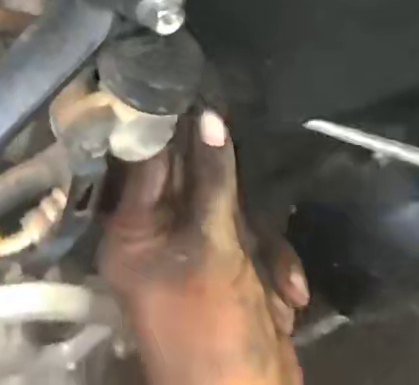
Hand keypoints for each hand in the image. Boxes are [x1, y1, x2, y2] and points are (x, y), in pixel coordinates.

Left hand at [99, 110, 309, 384]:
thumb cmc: (213, 331)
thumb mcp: (212, 249)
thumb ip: (212, 179)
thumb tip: (208, 115)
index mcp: (132, 231)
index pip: (147, 160)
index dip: (170, 125)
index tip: (194, 88)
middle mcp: (156, 236)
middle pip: (192, 181)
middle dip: (229, 190)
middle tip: (245, 150)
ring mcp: (194, 254)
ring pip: (229, 210)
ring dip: (260, 240)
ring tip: (272, 276)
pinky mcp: (229, 270)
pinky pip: (251, 242)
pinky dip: (273, 266)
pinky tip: (286, 295)